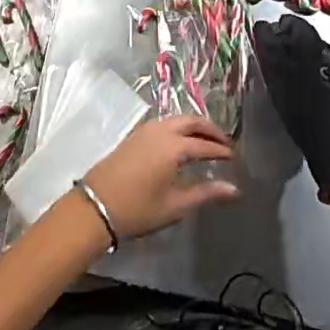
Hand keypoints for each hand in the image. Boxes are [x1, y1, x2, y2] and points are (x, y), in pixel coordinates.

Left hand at [82, 116, 238, 238]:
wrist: (95, 206)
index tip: (234, 157)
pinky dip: (178, 127)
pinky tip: (181, 141)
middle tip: (224, 142)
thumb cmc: (138, 209)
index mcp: (173, 147)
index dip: (221, 150)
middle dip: (210, 129)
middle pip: (191, 121)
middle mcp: (160, 131)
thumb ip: (206, 193)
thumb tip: (234, 190)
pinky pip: (163, 123)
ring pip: (176, 119)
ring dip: (193, 125)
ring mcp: (144, 130)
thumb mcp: (175, 205)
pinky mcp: (134, 135)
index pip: (204, 144)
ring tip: (206, 139)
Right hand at [252, 16, 329, 202]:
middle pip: (304, 34)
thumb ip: (270, 51)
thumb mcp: (278, 80)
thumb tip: (263, 29)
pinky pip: (320, 66)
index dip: (274, 29)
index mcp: (310, 47)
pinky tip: (300, 84)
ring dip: (298, 55)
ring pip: (313, 50)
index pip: (291, 22)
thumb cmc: (301, 114)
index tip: (262, 41)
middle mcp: (327, 53)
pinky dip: (308, 68)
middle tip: (269, 56)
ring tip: (283, 71)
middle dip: (286, 40)